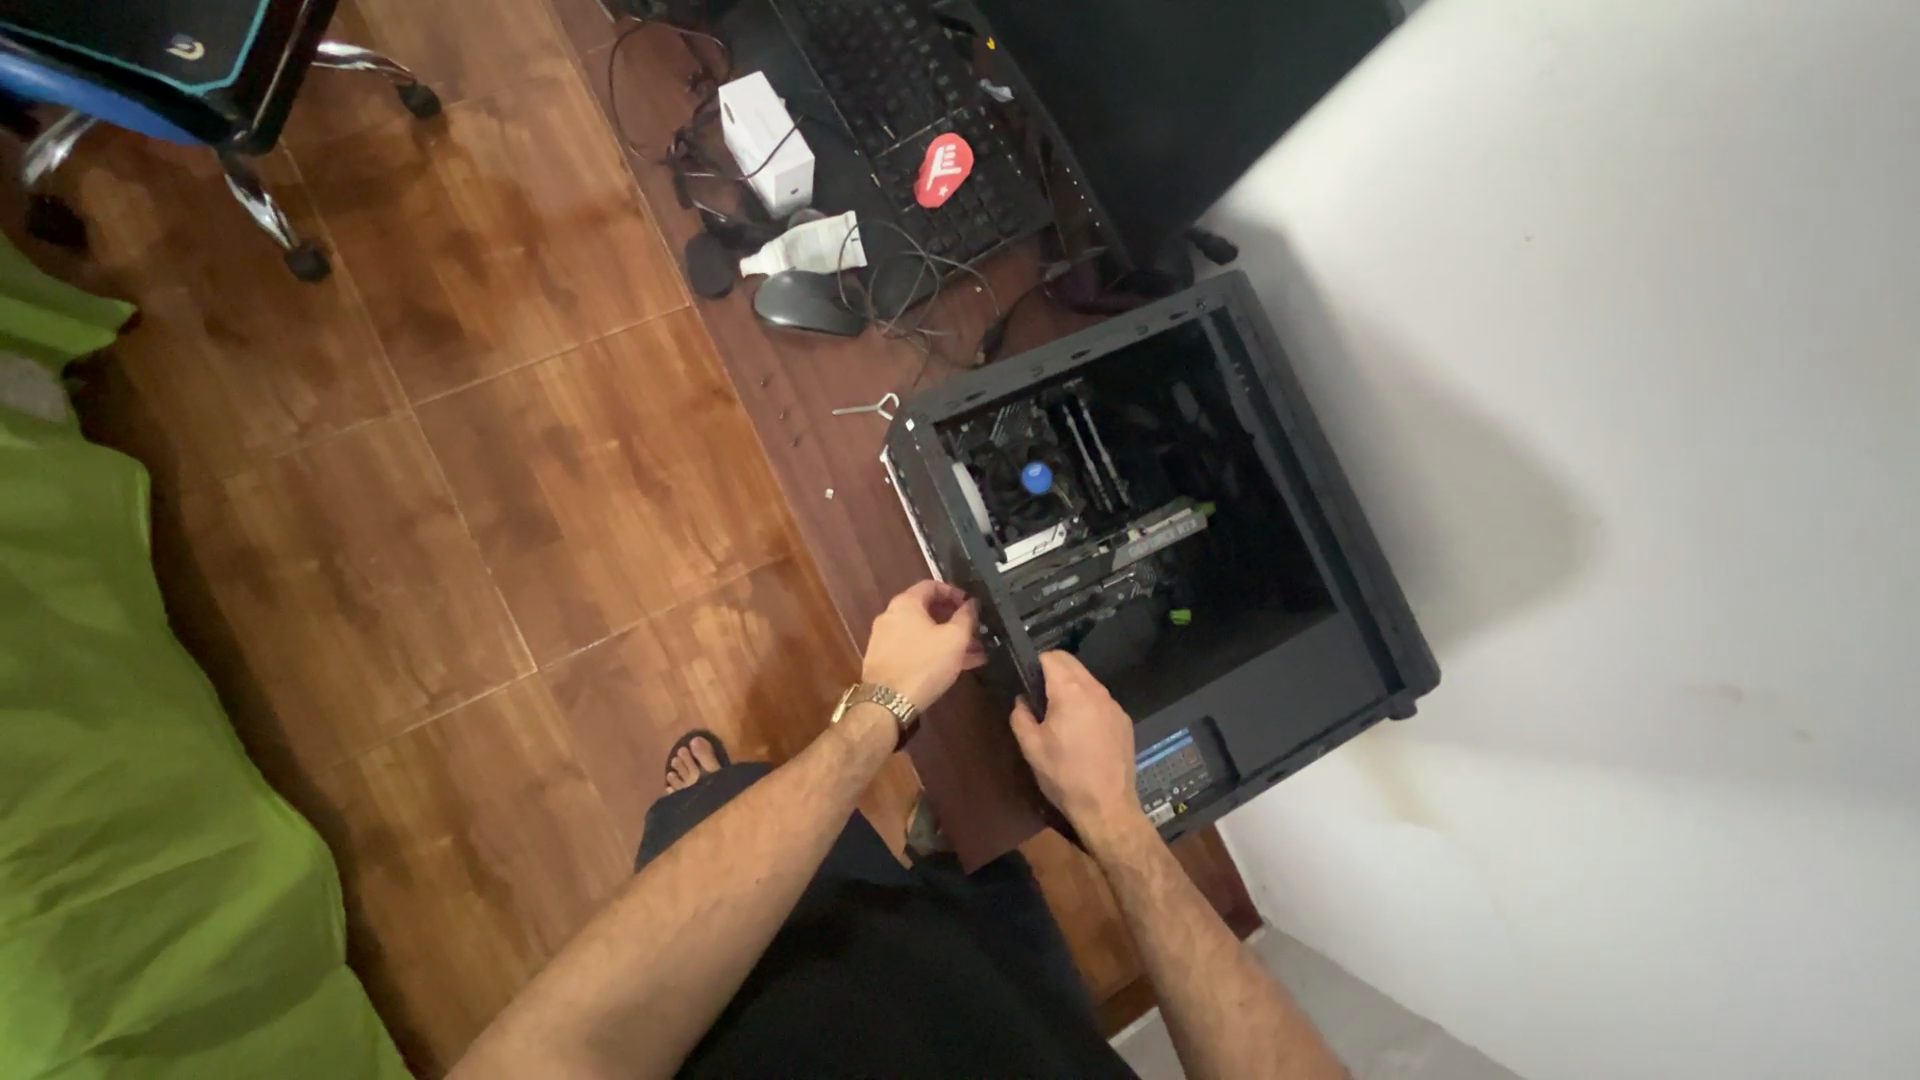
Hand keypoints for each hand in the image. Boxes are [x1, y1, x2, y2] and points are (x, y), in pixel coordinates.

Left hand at [862, 581, 987, 709]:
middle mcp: (891, 617)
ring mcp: (885, 640)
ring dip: (948, 640)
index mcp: (905, 604)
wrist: (887, 703)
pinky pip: (915, 650)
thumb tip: (972, 604)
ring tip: (975, 652)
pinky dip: (934, 652)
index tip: (971, 604)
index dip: (955, 592)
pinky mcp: (886, 661)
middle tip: (975, 630)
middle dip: (955, 620)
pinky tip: (957, 666)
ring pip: (924, 633)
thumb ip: (966, 617)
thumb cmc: (924, 664)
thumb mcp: (954, 639)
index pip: (931, 585)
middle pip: (927, 611)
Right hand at [1009, 651, 1142, 840]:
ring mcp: (1113, 704)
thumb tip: (1023, 700)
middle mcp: (1095, 690)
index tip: (1026, 680)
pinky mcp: (1124, 720)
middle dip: (1052, 670)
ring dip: (1071, 687)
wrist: (1106, 806)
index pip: (1050, 656)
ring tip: (1059, 714)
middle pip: (1071, 662)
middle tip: (1038, 695)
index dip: (1034, 663)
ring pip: (1087, 680)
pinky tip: (1082, 731)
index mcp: (1070, 691)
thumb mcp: (1030, 747)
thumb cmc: (1064, 775)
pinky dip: (1088, 704)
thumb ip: (1020, 715)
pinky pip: (1101, 700)